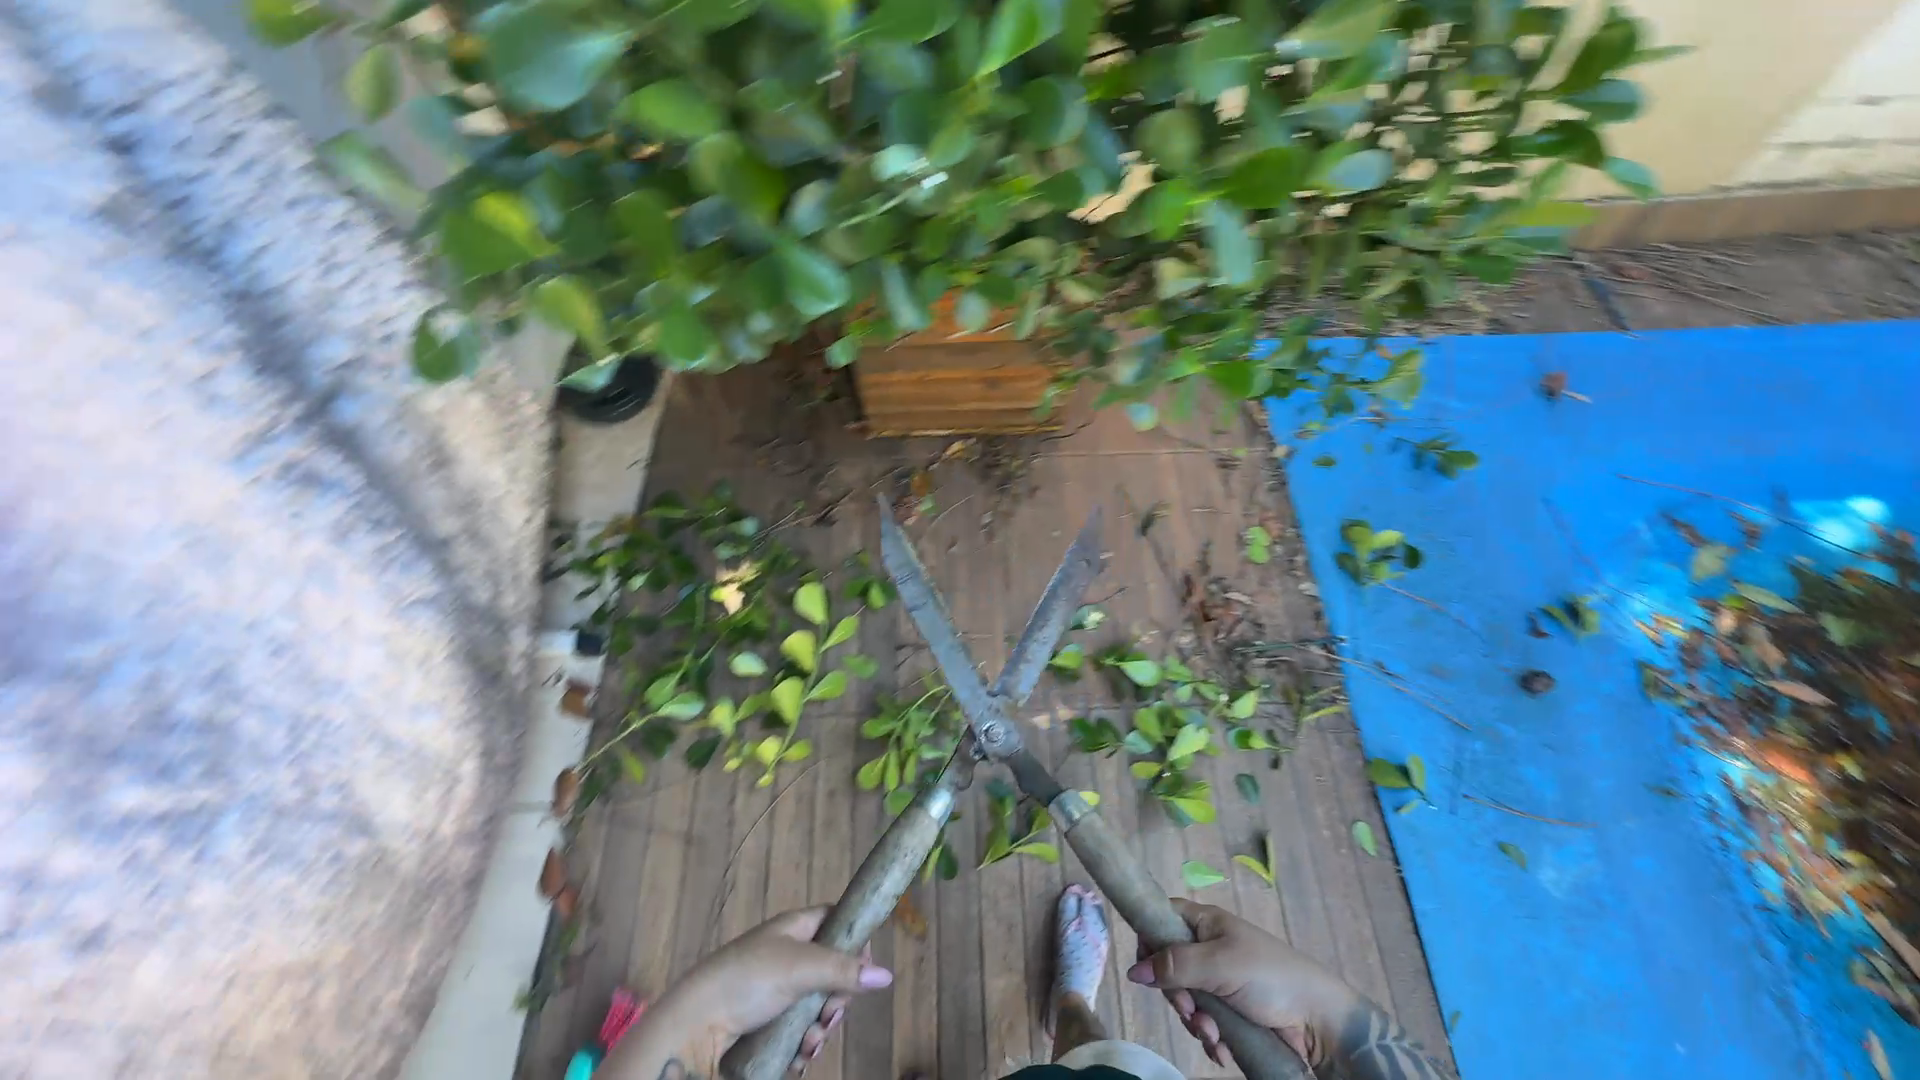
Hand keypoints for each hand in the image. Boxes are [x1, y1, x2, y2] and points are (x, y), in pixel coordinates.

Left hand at [604, 908, 891, 1077]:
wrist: (694, 1025)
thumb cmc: (748, 979)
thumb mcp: (800, 967)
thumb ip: (844, 970)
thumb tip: (886, 976)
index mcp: (795, 928)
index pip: (836, 920)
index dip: (854, 939)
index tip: (863, 967)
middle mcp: (789, 956)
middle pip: (833, 971)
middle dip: (837, 998)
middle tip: (829, 1013)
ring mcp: (778, 991)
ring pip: (819, 1007)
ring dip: (820, 1028)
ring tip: (809, 1042)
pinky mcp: (768, 1023)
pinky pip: (800, 1031)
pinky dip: (803, 1045)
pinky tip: (797, 1055)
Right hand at [1127, 899, 1359, 1067]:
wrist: (1319, 1020)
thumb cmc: (1269, 977)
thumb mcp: (1218, 964)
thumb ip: (1174, 965)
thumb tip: (1133, 971)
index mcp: (1206, 923)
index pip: (1162, 918)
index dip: (1149, 939)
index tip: (1147, 969)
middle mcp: (1208, 949)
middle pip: (1168, 967)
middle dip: (1177, 996)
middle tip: (1191, 1009)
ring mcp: (1219, 982)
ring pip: (1186, 1000)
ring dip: (1195, 1022)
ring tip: (1214, 1035)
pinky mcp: (1230, 1012)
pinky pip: (1204, 1023)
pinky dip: (1210, 1038)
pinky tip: (1223, 1048)